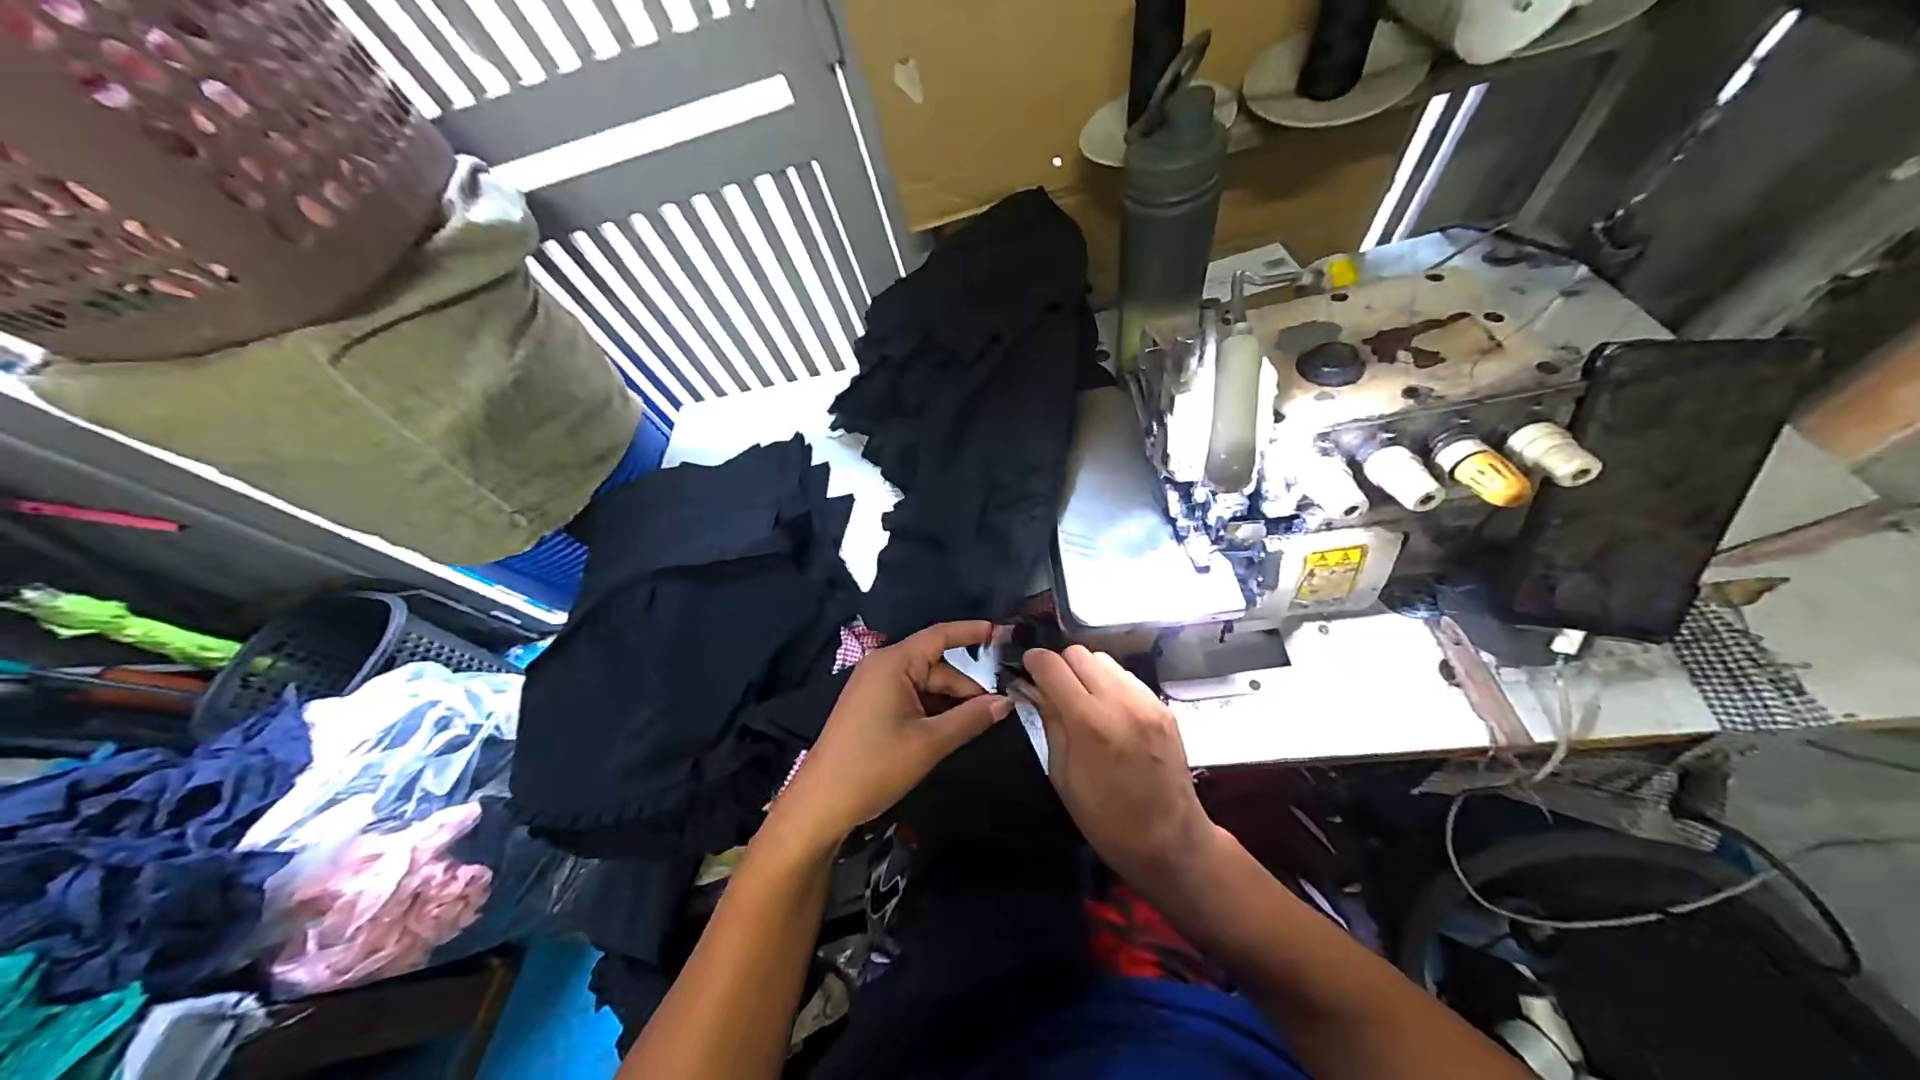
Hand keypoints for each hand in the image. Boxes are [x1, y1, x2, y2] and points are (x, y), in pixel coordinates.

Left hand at [768, 621, 1011, 848]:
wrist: (822, 803)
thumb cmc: (875, 766)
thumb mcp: (930, 742)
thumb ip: (970, 718)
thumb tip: (1005, 702)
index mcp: (893, 663)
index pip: (940, 635)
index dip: (971, 633)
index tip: (1002, 632)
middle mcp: (882, 666)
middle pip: (936, 667)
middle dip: (966, 687)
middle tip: (999, 712)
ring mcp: (873, 686)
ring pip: (924, 685)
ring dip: (949, 703)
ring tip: (979, 725)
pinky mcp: (870, 706)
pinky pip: (909, 697)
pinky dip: (931, 710)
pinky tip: (950, 730)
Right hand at [1022, 646, 1215, 889]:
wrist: (1170, 840)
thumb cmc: (1106, 819)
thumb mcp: (1062, 775)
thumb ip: (1048, 722)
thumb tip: (1032, 690)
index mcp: (1089, 721)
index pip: (1052, 665)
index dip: (1033, 662)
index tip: (1027, 671)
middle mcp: (1120, 701)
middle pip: (1078, 653)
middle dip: (1060, 666)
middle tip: (1054, 690)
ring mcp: (1146, 701)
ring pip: (1104, 660)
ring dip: (1087, 672)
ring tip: (1083, 699)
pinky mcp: (1163, 707)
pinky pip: (1127, 678)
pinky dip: (1111, 684)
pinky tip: (1109, 710)